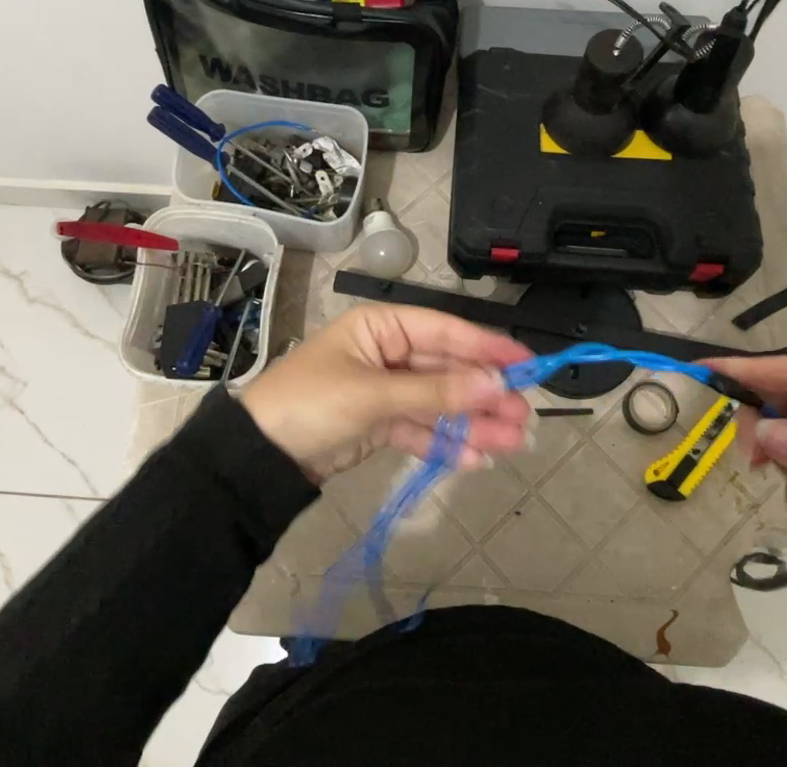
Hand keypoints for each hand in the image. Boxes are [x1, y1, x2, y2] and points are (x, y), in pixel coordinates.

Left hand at [238, 305, 533, 481]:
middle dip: (484, 394)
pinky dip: (445, 443)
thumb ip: (436, 392)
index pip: (445, 331)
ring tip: (512, 443)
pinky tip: (476, 458)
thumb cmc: (311, 404)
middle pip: (447, 371)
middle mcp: (387, 353)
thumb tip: (496, 383)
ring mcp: (384, 390)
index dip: (488, 348)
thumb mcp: (374, 395)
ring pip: (439, 404)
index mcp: (381, 327)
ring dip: (473, 423)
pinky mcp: (379, 424)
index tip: (529, 364)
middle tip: (524, 416)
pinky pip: (421, 430)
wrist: (257, 457)